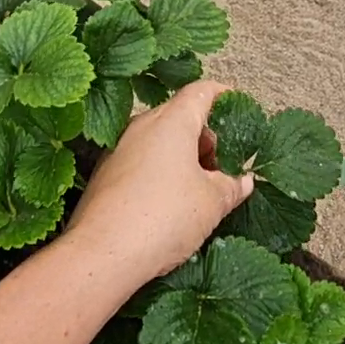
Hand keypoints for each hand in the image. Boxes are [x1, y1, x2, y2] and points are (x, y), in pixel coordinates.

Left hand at [64, 80, 254, 281]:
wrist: (101, 253)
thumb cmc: (163, 217)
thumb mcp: (212, 202)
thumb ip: (232, 185)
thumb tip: (243, 180)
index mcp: (172, 120)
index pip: (202, 91)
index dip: (224, 97)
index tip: (240, 111)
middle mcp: (142, 124)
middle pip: (181, 115)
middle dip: (206, 137)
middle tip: (225, 166)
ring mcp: (120, 146)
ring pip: (160, 139)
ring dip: (183, 156)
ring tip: (201, 190)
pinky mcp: (106, 171)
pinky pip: (141, 158)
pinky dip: (161, 170)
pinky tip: (170, 203)